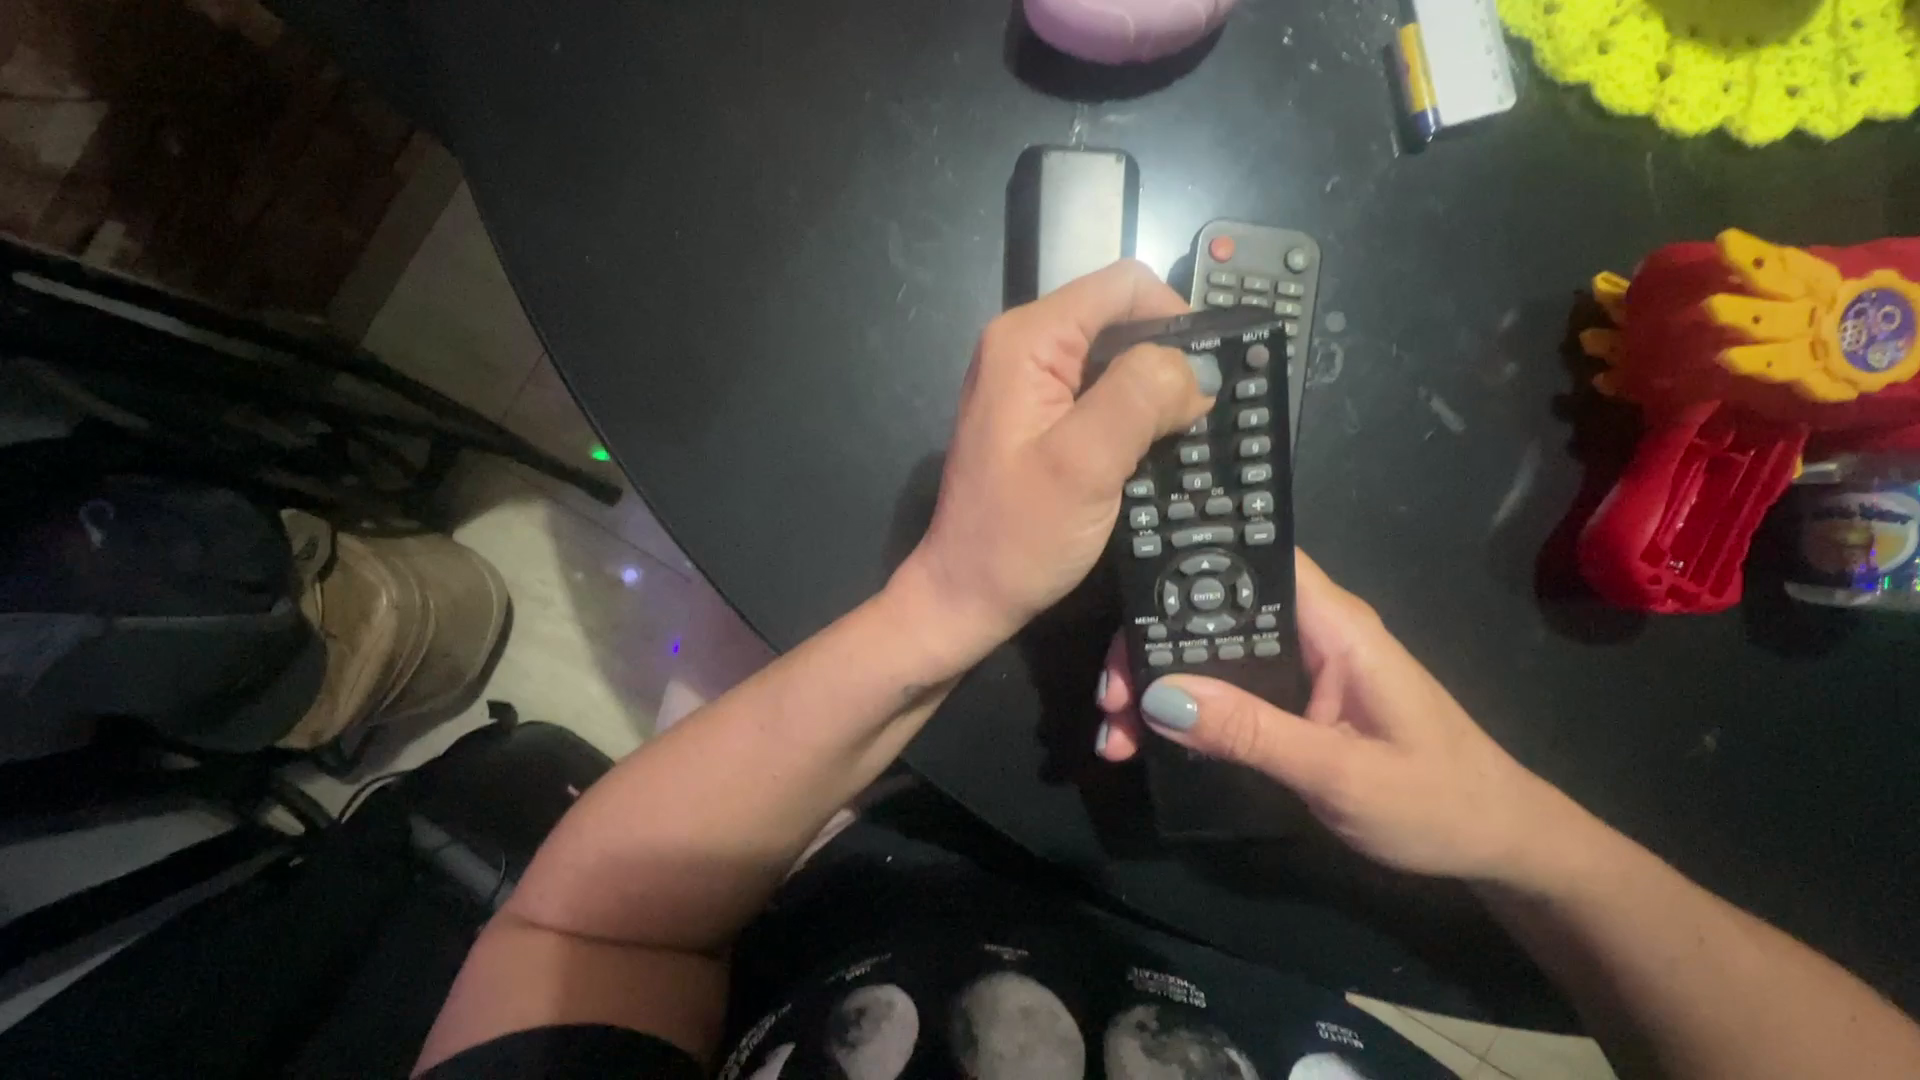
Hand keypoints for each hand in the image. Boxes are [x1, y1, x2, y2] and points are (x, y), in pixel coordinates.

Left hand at [893, 260, 1214, 653]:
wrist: (967, 594)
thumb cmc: (1018, 535)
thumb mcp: (1086, 461)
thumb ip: (1141, 395)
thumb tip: (1194, 366)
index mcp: (1028, 341)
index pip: (1123, 286)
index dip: (1176, 317)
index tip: (1209, 375)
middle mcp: (1024, 348)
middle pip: (1120, 320)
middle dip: (1168, 360)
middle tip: (1201, 414)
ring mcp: (1029, 385)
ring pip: (1115, 360)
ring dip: (1154, 393)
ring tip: (1184, 436)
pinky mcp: (1039, 419)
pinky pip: (1100, 396)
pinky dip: (1133, 416)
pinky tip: (1150, 450)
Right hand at [1095, 549, 1578, 881]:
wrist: (1498, 844)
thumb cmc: (1438, 802)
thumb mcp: (1340, 773)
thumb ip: (1251, 733)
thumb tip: (1159, 697)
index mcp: (1334, 625)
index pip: (1249, 561)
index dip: (1182, 570)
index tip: (1125, 614)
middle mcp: (1309, 630)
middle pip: (1211, 610)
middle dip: (1150, 647)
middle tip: (1108, 699)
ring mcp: (1297, 663)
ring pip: (1207, 651)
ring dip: (1156, 684)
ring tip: (1114, 734)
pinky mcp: (1289, 695)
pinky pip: (1221, 685)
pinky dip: (1180, 708)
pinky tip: (1144, 740)